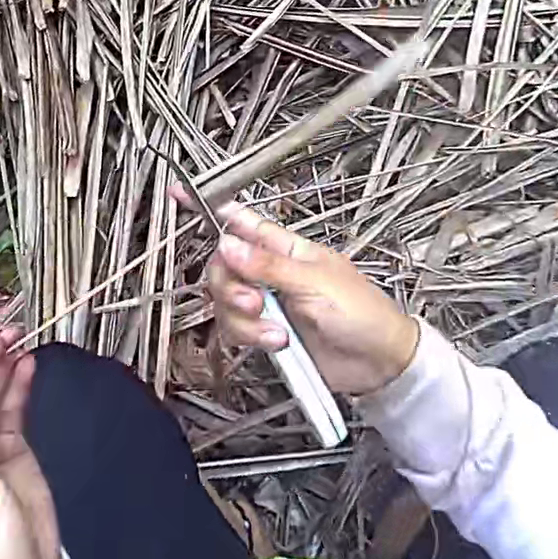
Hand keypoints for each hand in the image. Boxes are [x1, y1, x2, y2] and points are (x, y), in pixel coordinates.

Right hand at [176, 191, 419, 395]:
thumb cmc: (361, 312)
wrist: (378, 363)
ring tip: (274, 328)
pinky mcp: (265, 332)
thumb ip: (267, 266)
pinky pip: (236, 329)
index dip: (211, 208)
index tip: (179, 195)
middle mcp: (271, 272)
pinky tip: (279, 342)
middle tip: (254, 301)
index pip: (242, 221)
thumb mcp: (315, 283)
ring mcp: (267, 303)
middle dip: (230, 286)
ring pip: (226, 301)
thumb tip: (227, 243)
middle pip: (223, 266)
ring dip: (244, 318)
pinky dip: (252, 337)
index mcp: (286, 248)